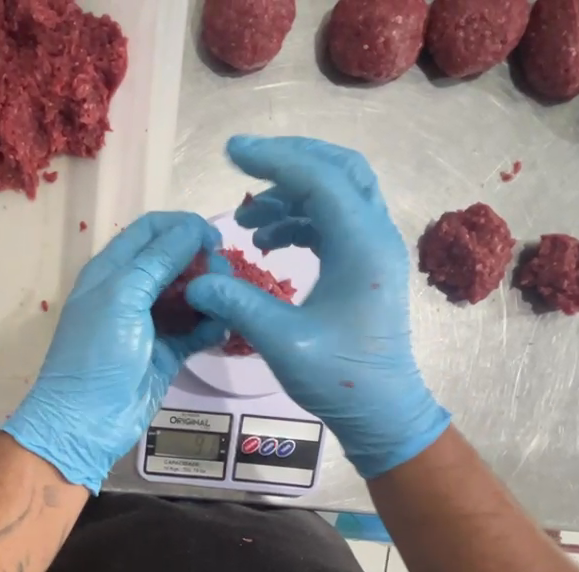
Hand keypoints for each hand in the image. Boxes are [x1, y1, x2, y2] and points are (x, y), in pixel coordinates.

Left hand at [3, 212, 226, 492]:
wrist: (87, 421)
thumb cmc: (97, 353)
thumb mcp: (123, 296)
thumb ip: (159, 259)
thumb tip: (194, 228)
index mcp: (112, 271)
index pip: (150, 231)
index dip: (183, 227)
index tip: (214, 238)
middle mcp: (131, 292)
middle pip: (174, 260)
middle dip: (201, 260)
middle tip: (224, 273)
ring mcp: (150, 325)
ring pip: (188, 295)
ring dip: (211, 292)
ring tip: (229, 298)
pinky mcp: (167, 354)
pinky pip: (196, 330)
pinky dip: (212, 326)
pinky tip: (226, 325)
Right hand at [183, 135, 450, 477]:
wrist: (383, 411)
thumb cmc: (339, 379)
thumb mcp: (282, 342)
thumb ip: (238, 305)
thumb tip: (195, 283)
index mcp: (361, 245)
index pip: (318, 178)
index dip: (273, 160)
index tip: (231, 154)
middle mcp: (375, 236)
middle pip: (338, 170)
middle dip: (289, 162)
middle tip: (245, 166)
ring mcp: (375, 251)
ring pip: (338, 195)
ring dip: (292, 195)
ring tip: (249, 222)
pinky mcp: (368, 268)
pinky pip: (336, 223)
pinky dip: (302, 220)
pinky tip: (271, 242)